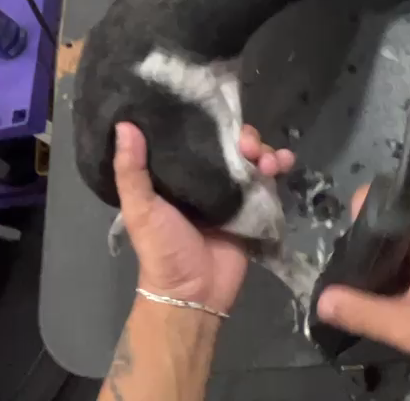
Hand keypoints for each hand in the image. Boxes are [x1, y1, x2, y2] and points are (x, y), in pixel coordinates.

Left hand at [111, 122, 293, 313]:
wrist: (194, 294)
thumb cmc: (161, 248)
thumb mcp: (140, 208)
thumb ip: (131, 170)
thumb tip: (124, 124)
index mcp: (179, 169)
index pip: (197, 133)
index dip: (211, 121)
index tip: (221, 116)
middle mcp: (206, 174)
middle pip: (231, 142)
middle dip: (246, 137)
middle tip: (248, 146)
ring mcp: (232, 190)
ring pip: (252, 156)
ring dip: (265, 150)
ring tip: (268, 162)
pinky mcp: (253, 207)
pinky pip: (269, 180)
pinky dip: (279, 165)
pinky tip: (285, 162)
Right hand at [316, 188, 409, 399]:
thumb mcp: (409, 330)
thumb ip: (363, 312)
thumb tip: (323, 300)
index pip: (386, 201)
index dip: (362, 215)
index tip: (352, 245)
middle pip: (401, 225)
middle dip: (381, 248)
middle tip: (368, 278)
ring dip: (404, 264)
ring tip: (392, 294)